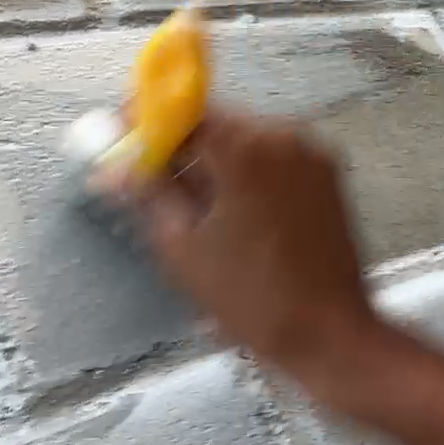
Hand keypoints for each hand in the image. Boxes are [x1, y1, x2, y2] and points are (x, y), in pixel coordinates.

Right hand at [110, 108, 380, 375]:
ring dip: (217, 163)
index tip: (125, 142)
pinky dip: (250, 175)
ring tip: (196, 209)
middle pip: (218, 123)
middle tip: (152, 181)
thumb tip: (113, 169)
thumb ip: (148, 196)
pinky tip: (235, 214)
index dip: (147, 124)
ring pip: (248, 142)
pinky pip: (276, 160)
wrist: (330, 334)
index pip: (182, 110)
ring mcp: (314, 154)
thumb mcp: (185, 249)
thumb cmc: (256, 300)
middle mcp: (285, 136)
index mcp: (246, 148)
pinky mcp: (330, 177)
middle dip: (182, 147)